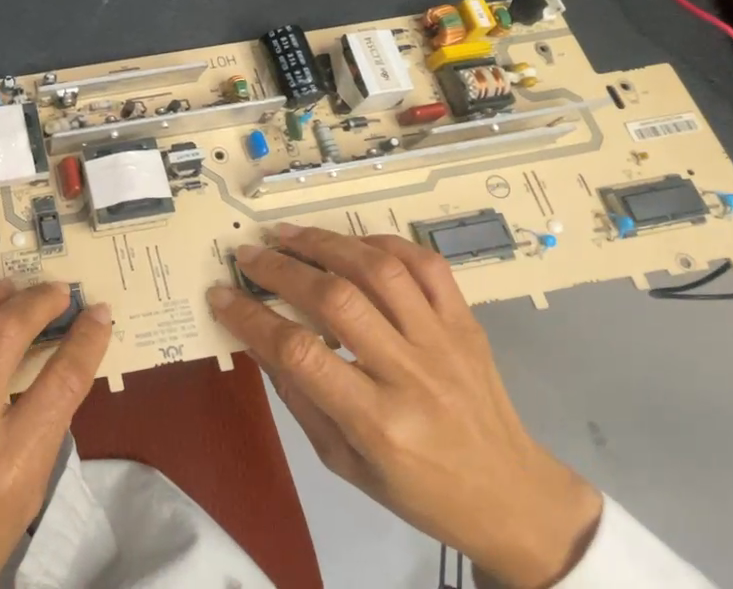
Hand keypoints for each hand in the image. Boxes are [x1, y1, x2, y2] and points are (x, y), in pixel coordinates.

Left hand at [0, 281, 113, 588]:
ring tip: (1, 291)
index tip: (95, 312)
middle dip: (36, 301)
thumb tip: (62, 356)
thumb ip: (42, 428)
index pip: (61, 381)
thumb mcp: (24, 495)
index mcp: (9, 467)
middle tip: (51, 292)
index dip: (87, 337)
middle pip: (2, 336)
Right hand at [209, 226, 601, 588]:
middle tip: (247, 256)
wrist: (512, 497)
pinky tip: (350, 244)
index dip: (251, 318)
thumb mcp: (342, 460)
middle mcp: (412, 375)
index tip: (220, 295)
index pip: (301, 354)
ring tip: (288, 234)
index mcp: (378, 422)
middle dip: (281, 269)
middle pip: (336, 301)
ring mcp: (445, 343)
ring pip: (380, 271)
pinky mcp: (468, 323)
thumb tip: (255, 336)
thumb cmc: (416, 489)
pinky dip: (383, 243)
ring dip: (325, 243)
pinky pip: (426, 266)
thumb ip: (297, 395)